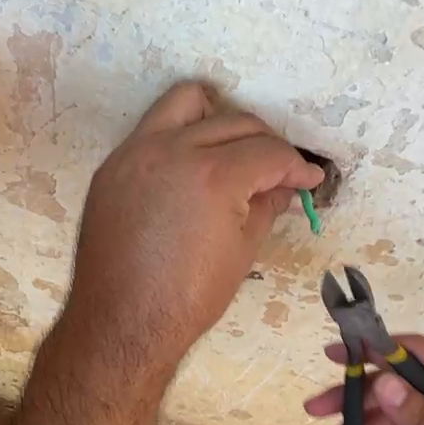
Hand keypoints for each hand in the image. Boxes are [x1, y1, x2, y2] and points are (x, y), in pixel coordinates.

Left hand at [16, 82, 324, 424]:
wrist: (123, 322)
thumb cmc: (190, 297)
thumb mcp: (242, 250)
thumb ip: (267, 205)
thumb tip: (285, 184)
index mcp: (212, 174)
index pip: (269, 152)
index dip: (297, 166)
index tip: (309, 179)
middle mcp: (172, 148)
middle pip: (235, 121)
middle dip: (266, 143)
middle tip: (277, 171)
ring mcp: (136, 152)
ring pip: (186, 102)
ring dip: (218, 116)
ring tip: (231, 149)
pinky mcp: (114, 165)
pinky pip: (153, 129)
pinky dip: (180, 137)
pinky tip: (191, 169)